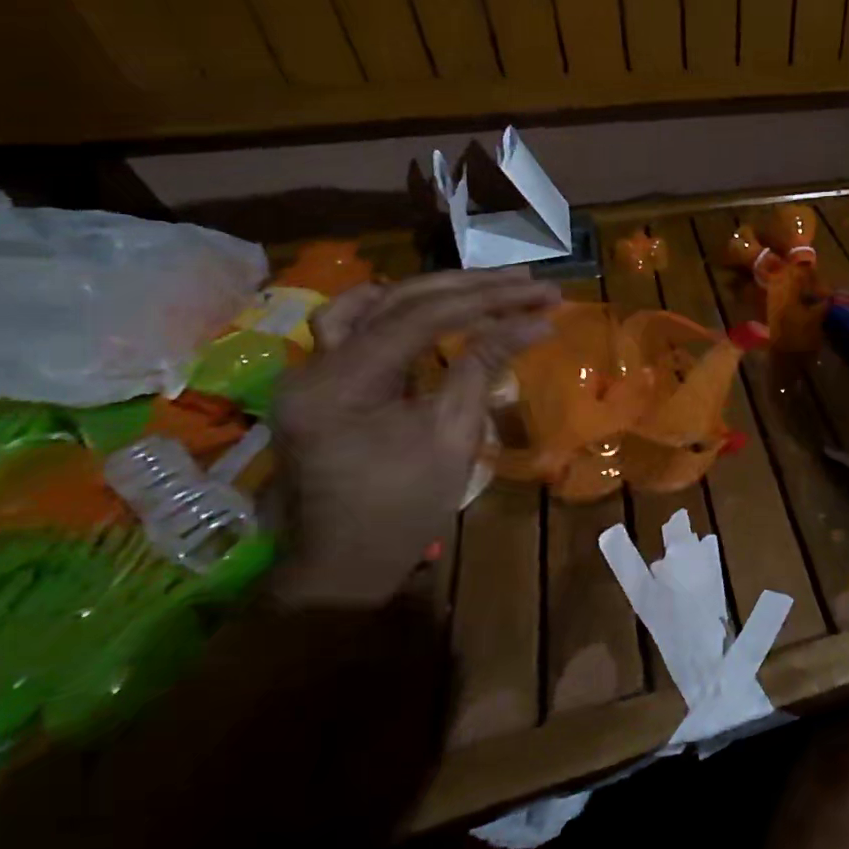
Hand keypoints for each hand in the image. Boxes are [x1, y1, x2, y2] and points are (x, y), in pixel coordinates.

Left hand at [265, 270, 559, 605]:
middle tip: (525, 280)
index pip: (419, 317)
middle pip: (395, 300)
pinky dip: (397, 312)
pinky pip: (355, 328)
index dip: (485, 301)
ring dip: (429, 291)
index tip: (540, 296)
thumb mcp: (451, 440)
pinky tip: (432, 307)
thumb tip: (533, 322)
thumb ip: (483, 368)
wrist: (342, 568)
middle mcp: (312, 364)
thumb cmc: (401, 515)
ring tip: (484, 286)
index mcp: (340, 385)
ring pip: (370, 305)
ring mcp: (308, 370)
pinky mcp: (318, 381)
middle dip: (466, 288)